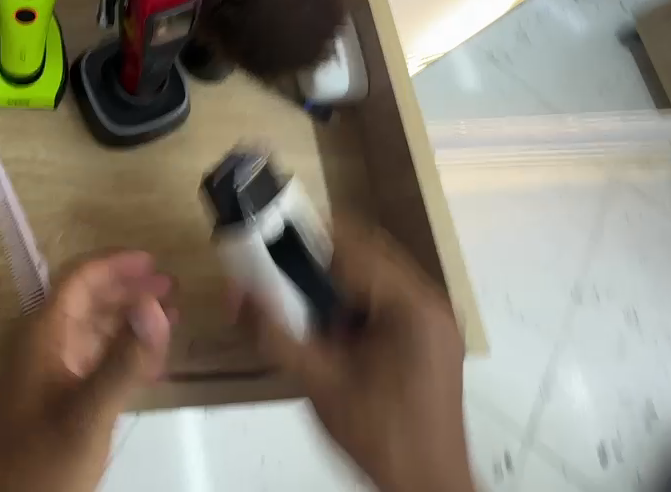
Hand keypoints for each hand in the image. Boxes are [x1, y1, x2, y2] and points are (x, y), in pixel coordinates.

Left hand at [0, 251, 174, 491]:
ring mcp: (51, 374)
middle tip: (172, 286)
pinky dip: (123, 354)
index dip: (115, 265)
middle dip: (129, 289)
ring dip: (129, 319)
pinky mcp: (59, 401)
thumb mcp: (88, 411)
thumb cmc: (40, 461)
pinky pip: (95, 362)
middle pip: (88, 300)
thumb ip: (124, 360)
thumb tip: (157, 304)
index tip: (154, 261)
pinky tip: (152, 364)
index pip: (80, 280)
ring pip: (93, 331)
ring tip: (170, 316)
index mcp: (45, 334)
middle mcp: (46, 345)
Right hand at [236, 218, 474, 491]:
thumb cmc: (380, 438)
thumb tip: (236, 290)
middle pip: (365, 250)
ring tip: (298, 294)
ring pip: (374, 269)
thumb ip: (273, 331)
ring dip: (334, 276)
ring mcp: (434, 318)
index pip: (351, 247)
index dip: (304, 236)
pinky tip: (329, 324)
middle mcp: (430, 302)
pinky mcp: (429, 335)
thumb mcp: (317, 382)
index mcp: (412, 306)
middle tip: (275, 262)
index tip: (265, 233)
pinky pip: (384, 294)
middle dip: (316, 254)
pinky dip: (352, 297)